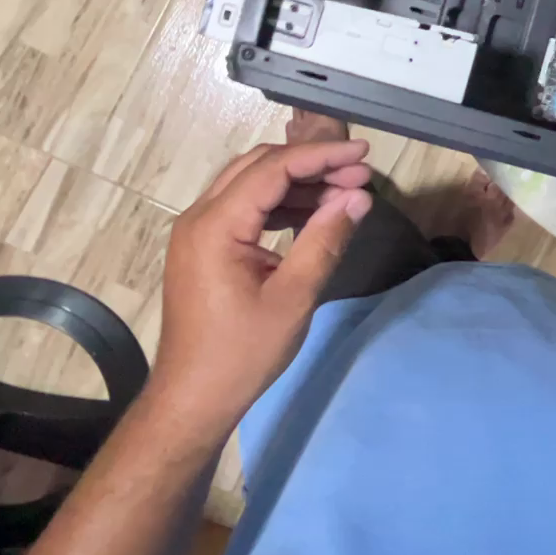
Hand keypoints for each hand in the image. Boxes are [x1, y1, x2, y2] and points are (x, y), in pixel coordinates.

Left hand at [153, 140, 373, 416]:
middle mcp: (199, 217)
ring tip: (345, 192)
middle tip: (359, 174)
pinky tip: (314, 213)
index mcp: (216, 225)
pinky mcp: (204, 246)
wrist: (192, 399)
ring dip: (299, 183)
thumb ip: (325, 239)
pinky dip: (281, 203)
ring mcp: (198, 231)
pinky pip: (245, 207)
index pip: (274, 168)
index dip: (322, 156)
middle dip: (312, 164)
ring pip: (252, 183)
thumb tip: (358, 197)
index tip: (363, 154)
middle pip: (260, 166)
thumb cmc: (242, 353)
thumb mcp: (293, 297)